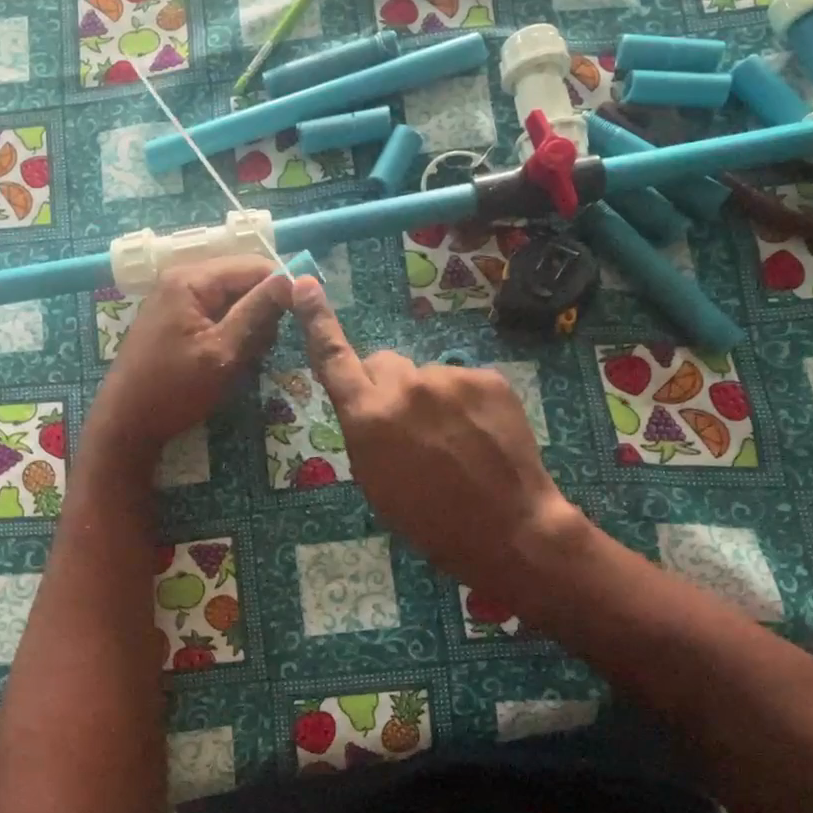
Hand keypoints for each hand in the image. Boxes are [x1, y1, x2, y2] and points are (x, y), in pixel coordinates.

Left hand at [90, 255, 292, 452]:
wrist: (126, 423)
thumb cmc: (174, 389)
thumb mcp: (223, 352)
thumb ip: (258, 312)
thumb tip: (293, 279)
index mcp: (190, 279)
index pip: (253, 265)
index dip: (282, 287)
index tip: (300, 319)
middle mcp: (181, 280)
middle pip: (242, 280)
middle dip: (262, 310)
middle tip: (264, 348)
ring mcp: (176, 300)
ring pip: (232, 301)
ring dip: (248, 327)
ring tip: (246, 359)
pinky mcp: (176, 321)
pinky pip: (216, 316)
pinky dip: (230, 335)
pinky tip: (231, 360)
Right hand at [292, 276, 585, 594]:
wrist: (508, 528)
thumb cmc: (429, 519)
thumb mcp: (375, 481)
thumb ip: (364, 431)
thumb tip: (370, 406)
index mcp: (367, 416)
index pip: (333, 357)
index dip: (316, 320)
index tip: (304, 284)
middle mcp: (405, 386)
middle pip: (383, 364)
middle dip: (386, 387)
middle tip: (405, 428)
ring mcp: (450, 378)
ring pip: (426, 378)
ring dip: (430, 400)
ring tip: (453, 444)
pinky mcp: (488, 379)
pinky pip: (463, 382)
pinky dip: (466, 404)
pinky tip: (480, 437)